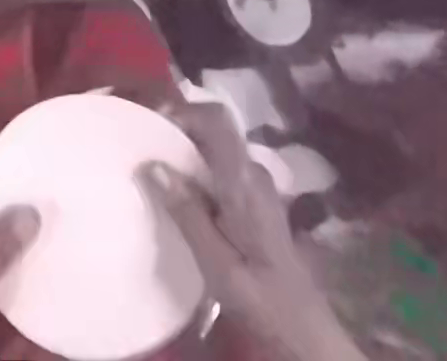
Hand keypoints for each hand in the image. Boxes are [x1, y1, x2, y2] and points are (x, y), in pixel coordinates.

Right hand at [140, 104, 364, 360]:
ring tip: (149, 162)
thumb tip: (150, 162)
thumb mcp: (217, 264)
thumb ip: (186, 212)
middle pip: (212, 129)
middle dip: (175, 126)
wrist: (307, 338)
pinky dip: (193, 166)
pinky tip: (174, 190)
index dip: (181, 108)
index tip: (148, 120)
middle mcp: (253, 174)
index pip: (216, 119)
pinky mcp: (254, 201)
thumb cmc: (261, 301)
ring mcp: (257, 186)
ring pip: (214, 147)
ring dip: (183, 147)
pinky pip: (219, 166)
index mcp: (244, 182)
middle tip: (139, 140)